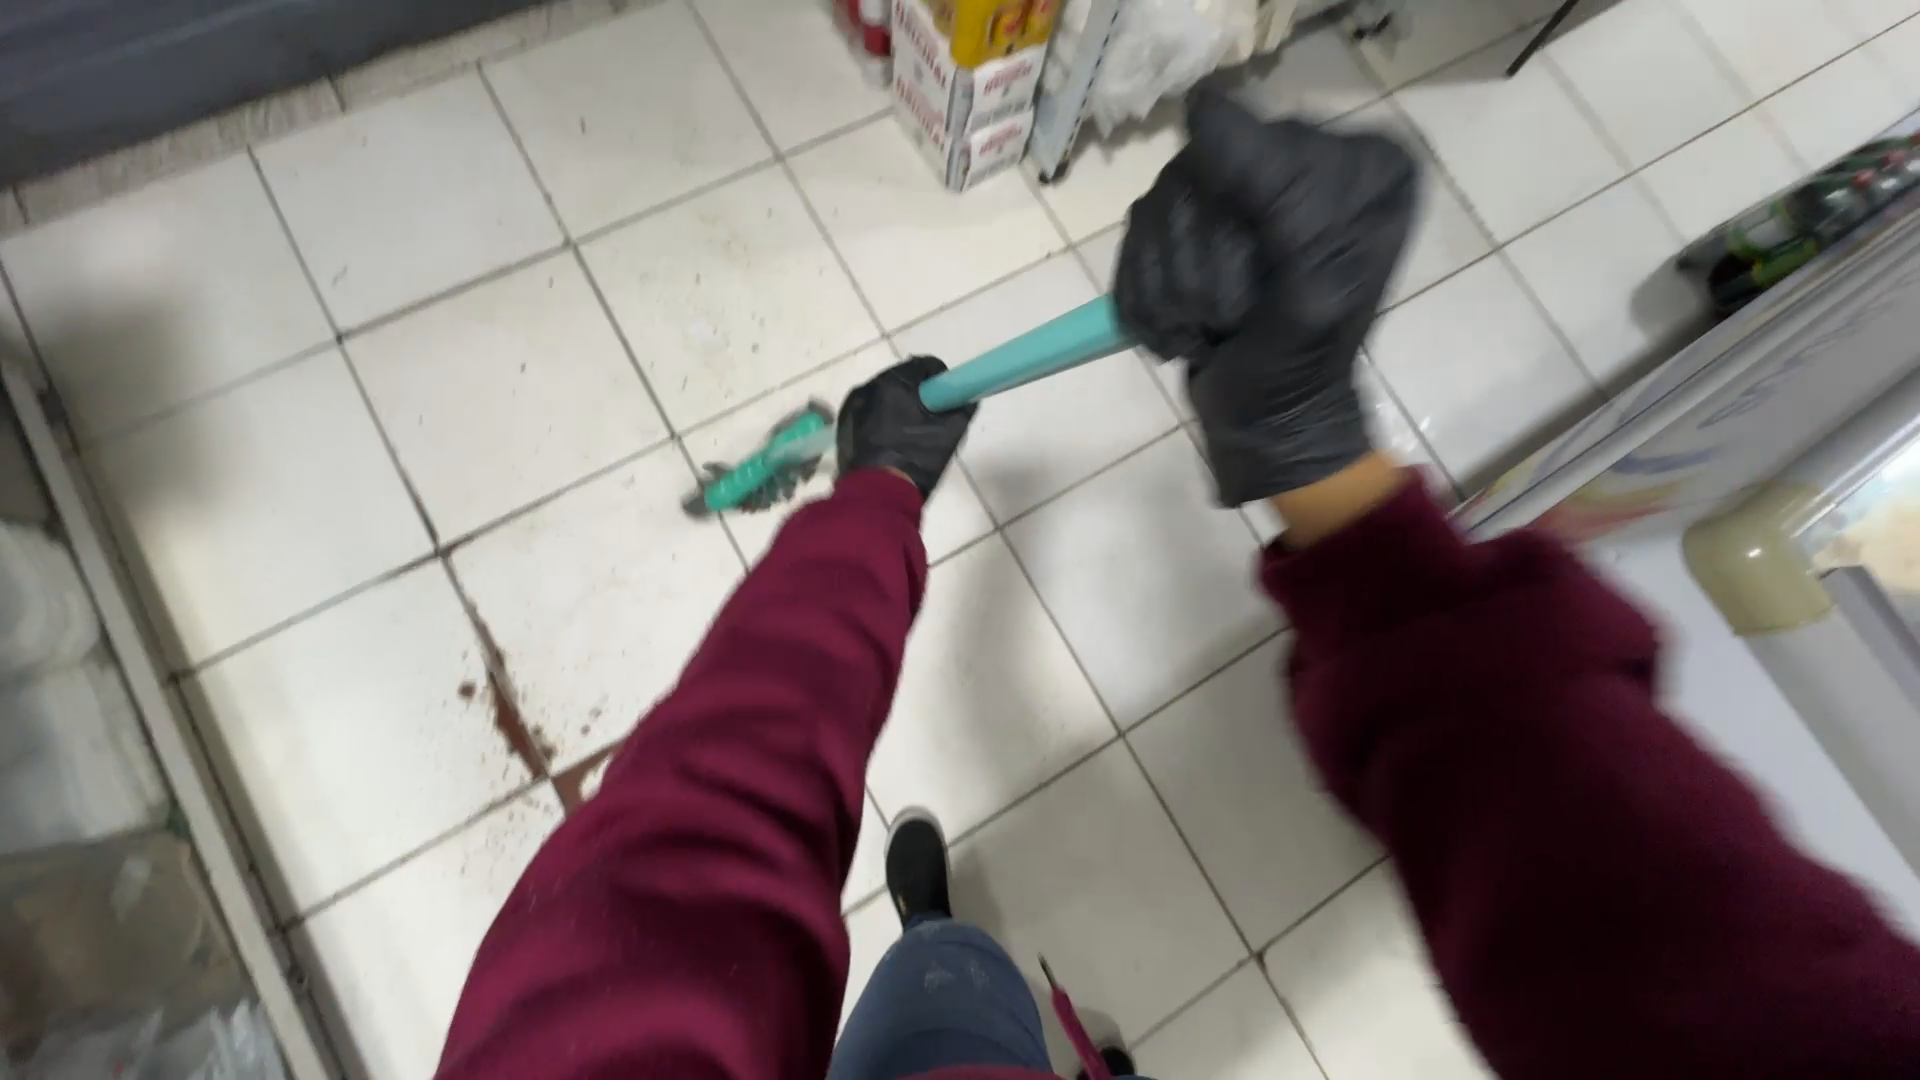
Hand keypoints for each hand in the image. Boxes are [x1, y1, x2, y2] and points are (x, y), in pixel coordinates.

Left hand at [837, 356, 975, 496]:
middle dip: (918, 394)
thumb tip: (966, 398)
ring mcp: (853, 406)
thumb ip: (963, 407)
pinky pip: (869, 412)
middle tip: (930, 419)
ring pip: (884, 396)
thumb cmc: (917, 459)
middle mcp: (869, 386)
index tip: (947, 400)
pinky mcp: (844, 425)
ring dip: (898, 405)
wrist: (878, 494)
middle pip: (902, 379)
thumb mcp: (951, 432)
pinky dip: (881, 419)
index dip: (941, 380)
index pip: (925, 365)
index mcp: (895, 382)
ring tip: (909, 432)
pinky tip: (890, 441)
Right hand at [1114, 87, 1417, 505]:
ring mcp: (1240, 197)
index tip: (1250, 303)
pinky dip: (1143, 298)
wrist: (1263, 425)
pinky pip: (1134, 240)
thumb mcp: (1308, 288)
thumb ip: (1277, 191)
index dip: (1230, 233)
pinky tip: (1176, 330)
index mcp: (1357, 168)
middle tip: (1223, 325)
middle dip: (1196, 272)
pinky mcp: (1193, 229)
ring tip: (1200, 333)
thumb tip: (1198, 107)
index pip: (1255, 149)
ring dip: (1167, 292)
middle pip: (1196, 179)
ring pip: (1155, 211)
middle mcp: (1301, 165)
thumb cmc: (1296, 371)